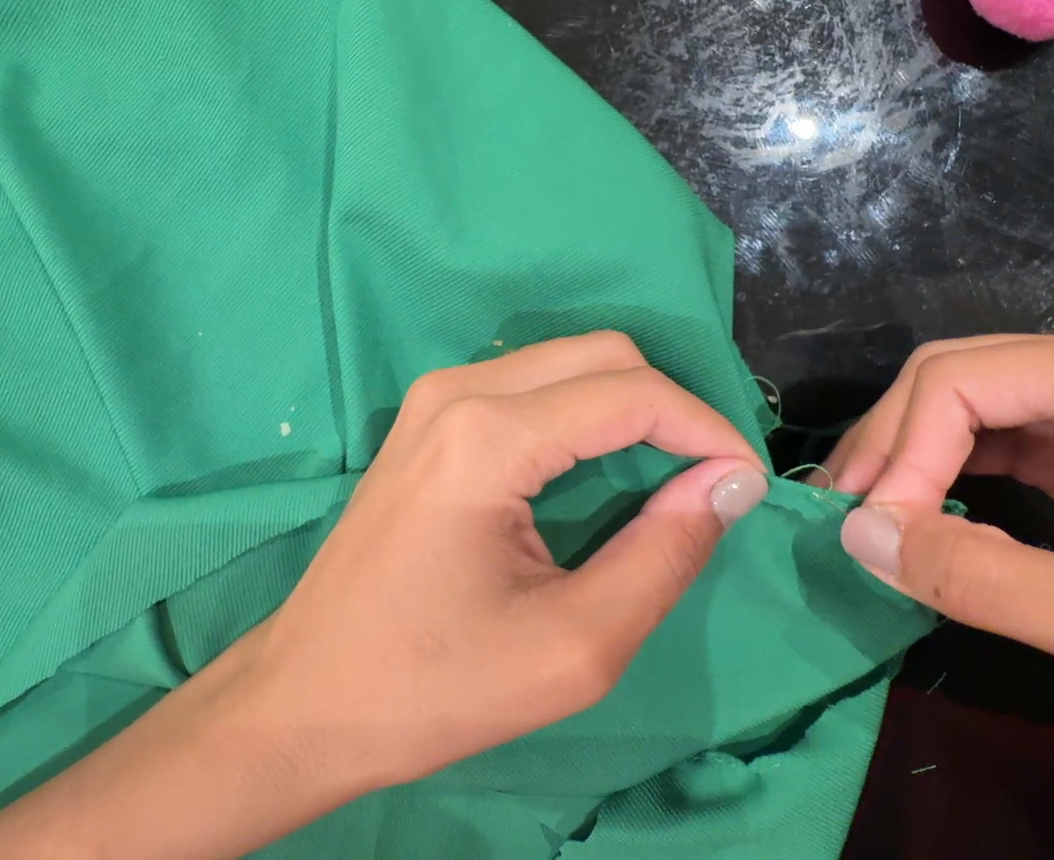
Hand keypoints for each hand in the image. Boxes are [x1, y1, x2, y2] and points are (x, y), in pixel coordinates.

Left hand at [239, 330, 768, 789]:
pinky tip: (600, 468)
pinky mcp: (428, 419)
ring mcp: (435, 398)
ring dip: (629, 404)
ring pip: (568, 360)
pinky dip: (584, 410)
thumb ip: (664, 554)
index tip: (746, 483)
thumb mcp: (574, 645)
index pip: (631, 393)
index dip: (706, 428)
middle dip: (671, 405)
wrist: (307, 699)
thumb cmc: (435, 686)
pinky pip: (530, 383)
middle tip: (709, 478)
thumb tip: (729, 483)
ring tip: (668, 474)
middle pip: (603, 354)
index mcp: (488, 438)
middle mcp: (458, 391)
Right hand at [824, 323, 1053, 792]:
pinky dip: (941, 476)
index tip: (870, 531)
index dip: (903, 451)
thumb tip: (859, 536)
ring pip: (963, 403)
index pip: (970, 379)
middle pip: (956, 376)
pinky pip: (991, 439)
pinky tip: (916, 516)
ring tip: (864, 520)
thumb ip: (989, 583)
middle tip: (847, 522)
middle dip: (892, 447)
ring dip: (906, 459)